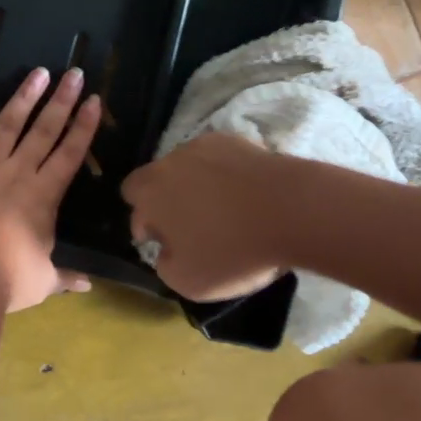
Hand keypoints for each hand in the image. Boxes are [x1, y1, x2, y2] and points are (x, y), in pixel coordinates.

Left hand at [0, 67, 102, 312]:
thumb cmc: (7, 281)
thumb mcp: (43, 281)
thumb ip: (64, 277)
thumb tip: (88, 286)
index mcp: (43, 196)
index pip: (70, 154)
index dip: (84, 126)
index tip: (94, 99)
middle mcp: (17, 173)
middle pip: (44, 131)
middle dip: (61, 100)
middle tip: (73, 72)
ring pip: (7, 124)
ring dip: (23, 97)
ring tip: (38, 73)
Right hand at [121, 133, 287, 301]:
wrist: (288, 209)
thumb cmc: (233, 250)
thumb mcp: (190, 282)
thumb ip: (164, 266)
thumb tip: (165, 251)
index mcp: (149, 194)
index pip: (132, 202)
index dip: (145, 224)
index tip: (168, 242)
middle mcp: (166, 162)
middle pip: (154, 178)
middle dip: (165, 199)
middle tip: (192, 225)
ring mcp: (198, 146)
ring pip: (184, 166)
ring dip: (193, 184)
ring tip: (223, 209)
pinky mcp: (229, 138)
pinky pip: (214, 157)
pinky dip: (221, 172)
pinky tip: (242, 192)